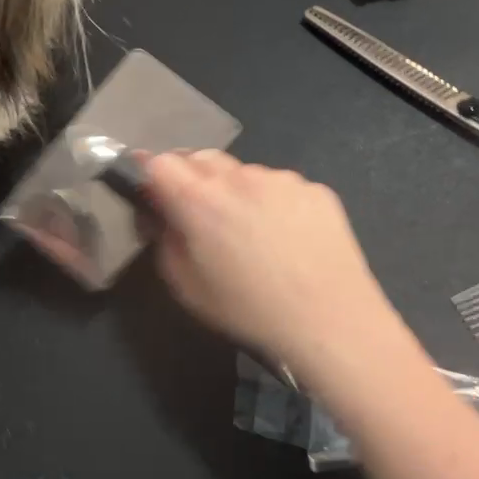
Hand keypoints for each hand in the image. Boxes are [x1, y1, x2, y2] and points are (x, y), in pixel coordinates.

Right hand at [144, 151, 403, 375]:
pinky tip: (281, 236)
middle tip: (193, 213)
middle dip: (188, 178)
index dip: (149, 174)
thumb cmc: (246, 309)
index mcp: (198, 201)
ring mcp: (281, 180)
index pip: (158, 162)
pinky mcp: (315, 190)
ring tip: (245, 230)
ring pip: (241, 171)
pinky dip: (269, 201)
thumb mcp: (183, 284)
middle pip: (199, 157)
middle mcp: (239, 178)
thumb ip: (163, 240)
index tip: (150, 193)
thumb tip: (160, 216)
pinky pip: (278, 185)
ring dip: (231, 190)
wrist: (329, 321)